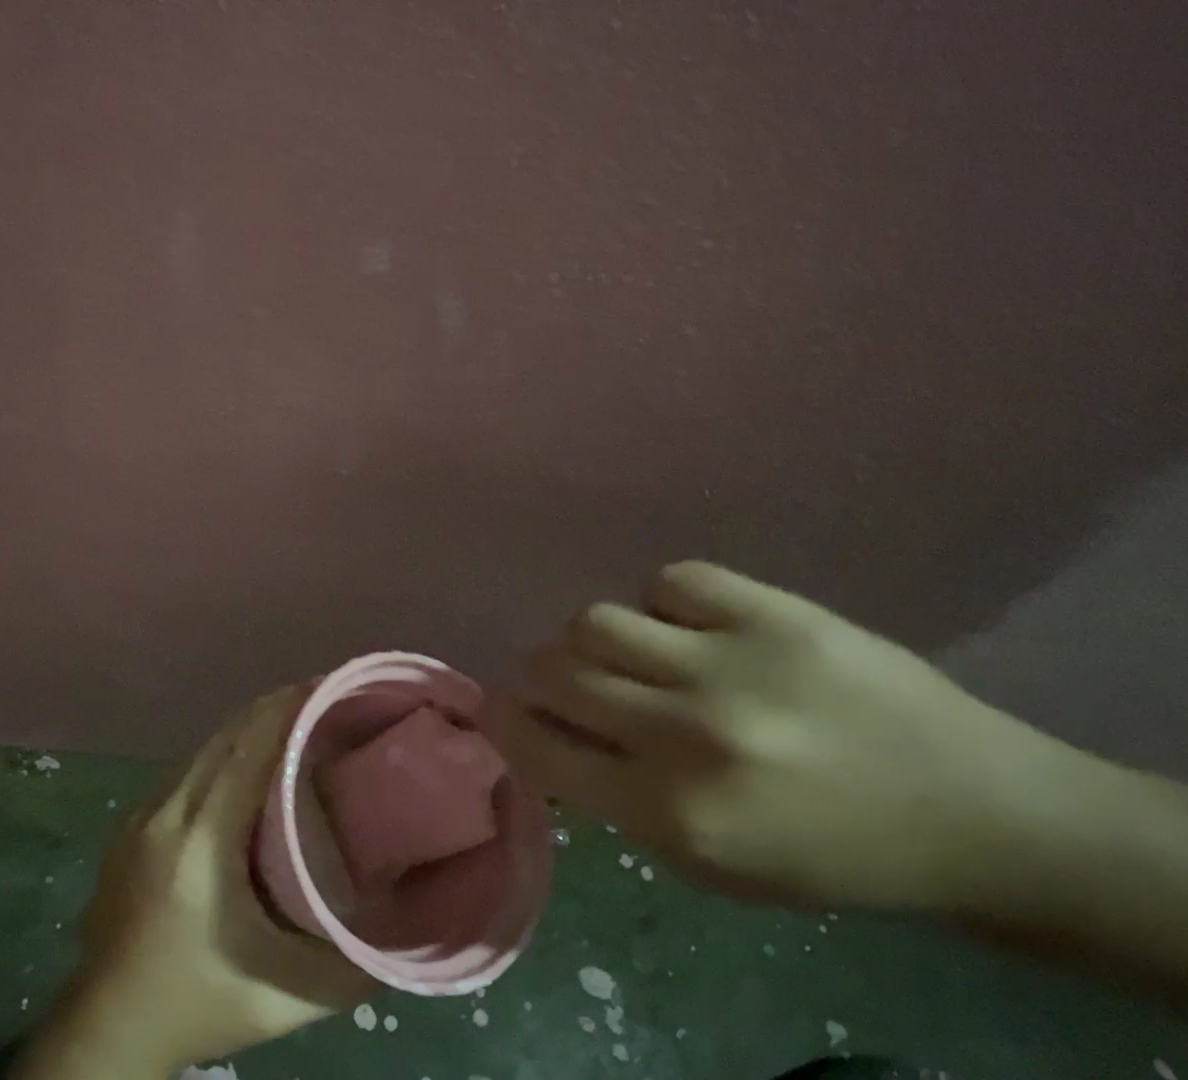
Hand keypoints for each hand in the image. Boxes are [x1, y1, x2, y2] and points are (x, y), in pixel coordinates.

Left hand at [14, 686, 374, 1078]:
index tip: (327, 687)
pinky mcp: (127, 829)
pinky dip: (218, 759)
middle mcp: (165, 814)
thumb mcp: (287, 999)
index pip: (246, 751)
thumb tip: (410, 937)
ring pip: (198, 753)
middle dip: (272, 711)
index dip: (287, 710)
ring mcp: (138, 818)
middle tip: (323, 704)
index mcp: (201, 843)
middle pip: (222, 739)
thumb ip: (352, 968)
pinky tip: (243, 775)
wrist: (106, 1029)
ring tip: (292, 731)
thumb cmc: (198, 1004)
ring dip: (244, 733)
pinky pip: (181, 776)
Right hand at [481, 561, 1080, 911]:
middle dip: (538, 678)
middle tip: (563, 685)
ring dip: (597, 642)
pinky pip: (669, 583)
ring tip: (634, 656)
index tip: (502, 712)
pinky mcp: (775, 611)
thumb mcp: (705, 865)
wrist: (974, 813)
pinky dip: (665, 606)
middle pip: (551, 670)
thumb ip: (614, 803)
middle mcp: (684, 732)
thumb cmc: (828, 856)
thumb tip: (545, 735)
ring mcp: (729, 662)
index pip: (534, 744)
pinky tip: (693, 630)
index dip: (502, 722)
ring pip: (595, 620)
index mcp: (666, 811)